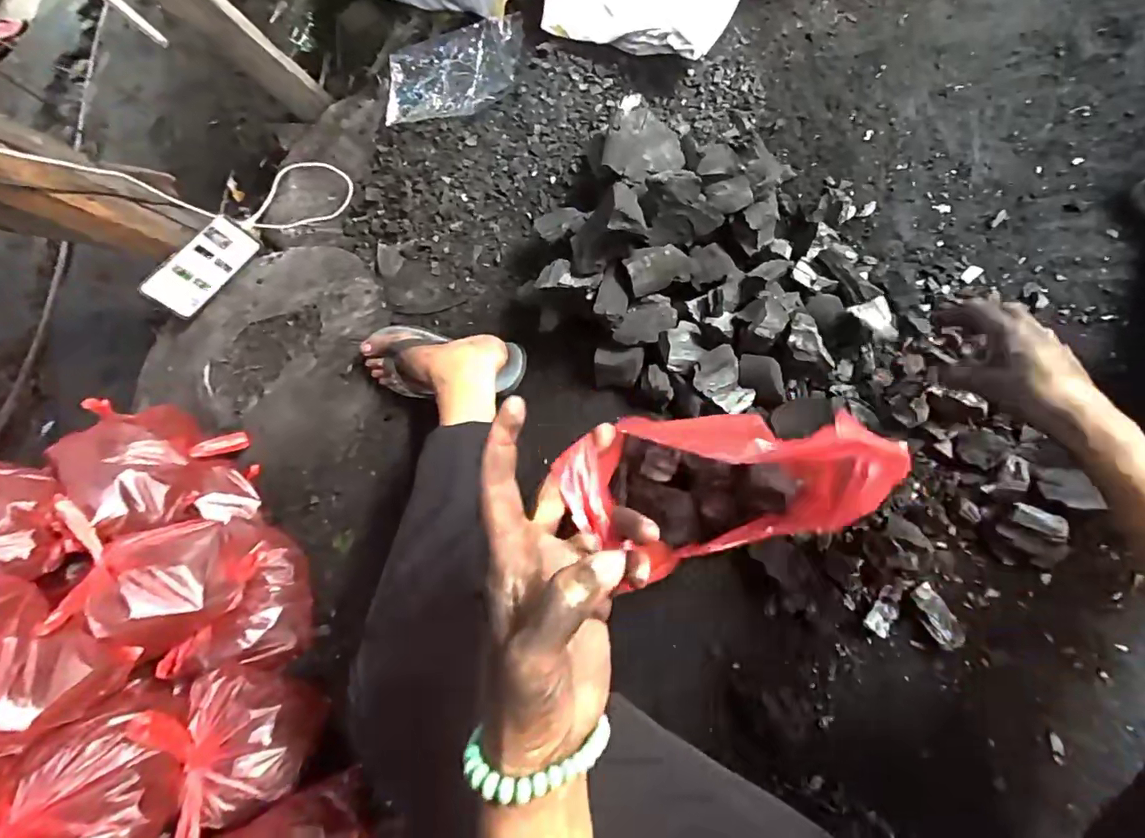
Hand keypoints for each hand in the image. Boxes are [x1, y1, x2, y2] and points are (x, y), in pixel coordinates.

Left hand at [480, 398, 656, 776]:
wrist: (546, 738)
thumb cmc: (520, 694)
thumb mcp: (533, 652)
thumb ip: (566, 601)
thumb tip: (607, 558)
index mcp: (509, 558)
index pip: (499, 489)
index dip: (503, 446)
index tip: (515, 405)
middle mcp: (535, 555)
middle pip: (557, 492)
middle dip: (582, 462)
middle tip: (611, 434)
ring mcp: (565, 573)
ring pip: (594, 522)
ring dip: (621, 519)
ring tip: (646, 533)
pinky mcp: (591, 595)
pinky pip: (615, 559)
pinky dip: (632, 557)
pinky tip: (646, 570)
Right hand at [936, 299, 1104, 442]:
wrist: (1079, 414)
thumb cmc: (1028, 394)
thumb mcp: (984, 385)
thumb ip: (957, 375)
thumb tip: (935, 372)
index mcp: (1008, 328)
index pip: (976, 308)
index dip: (953, 312)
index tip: (937, 320)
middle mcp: (1029, 327)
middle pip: (1000, 308)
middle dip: (977, 314)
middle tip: (960, 326)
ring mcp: (1048, 339)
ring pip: (1019, 321)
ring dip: (997, 326)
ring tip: (982, 342)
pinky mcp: (1060, 353)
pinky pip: (1031, 336)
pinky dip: (1013, 339)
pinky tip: (1009, 358)